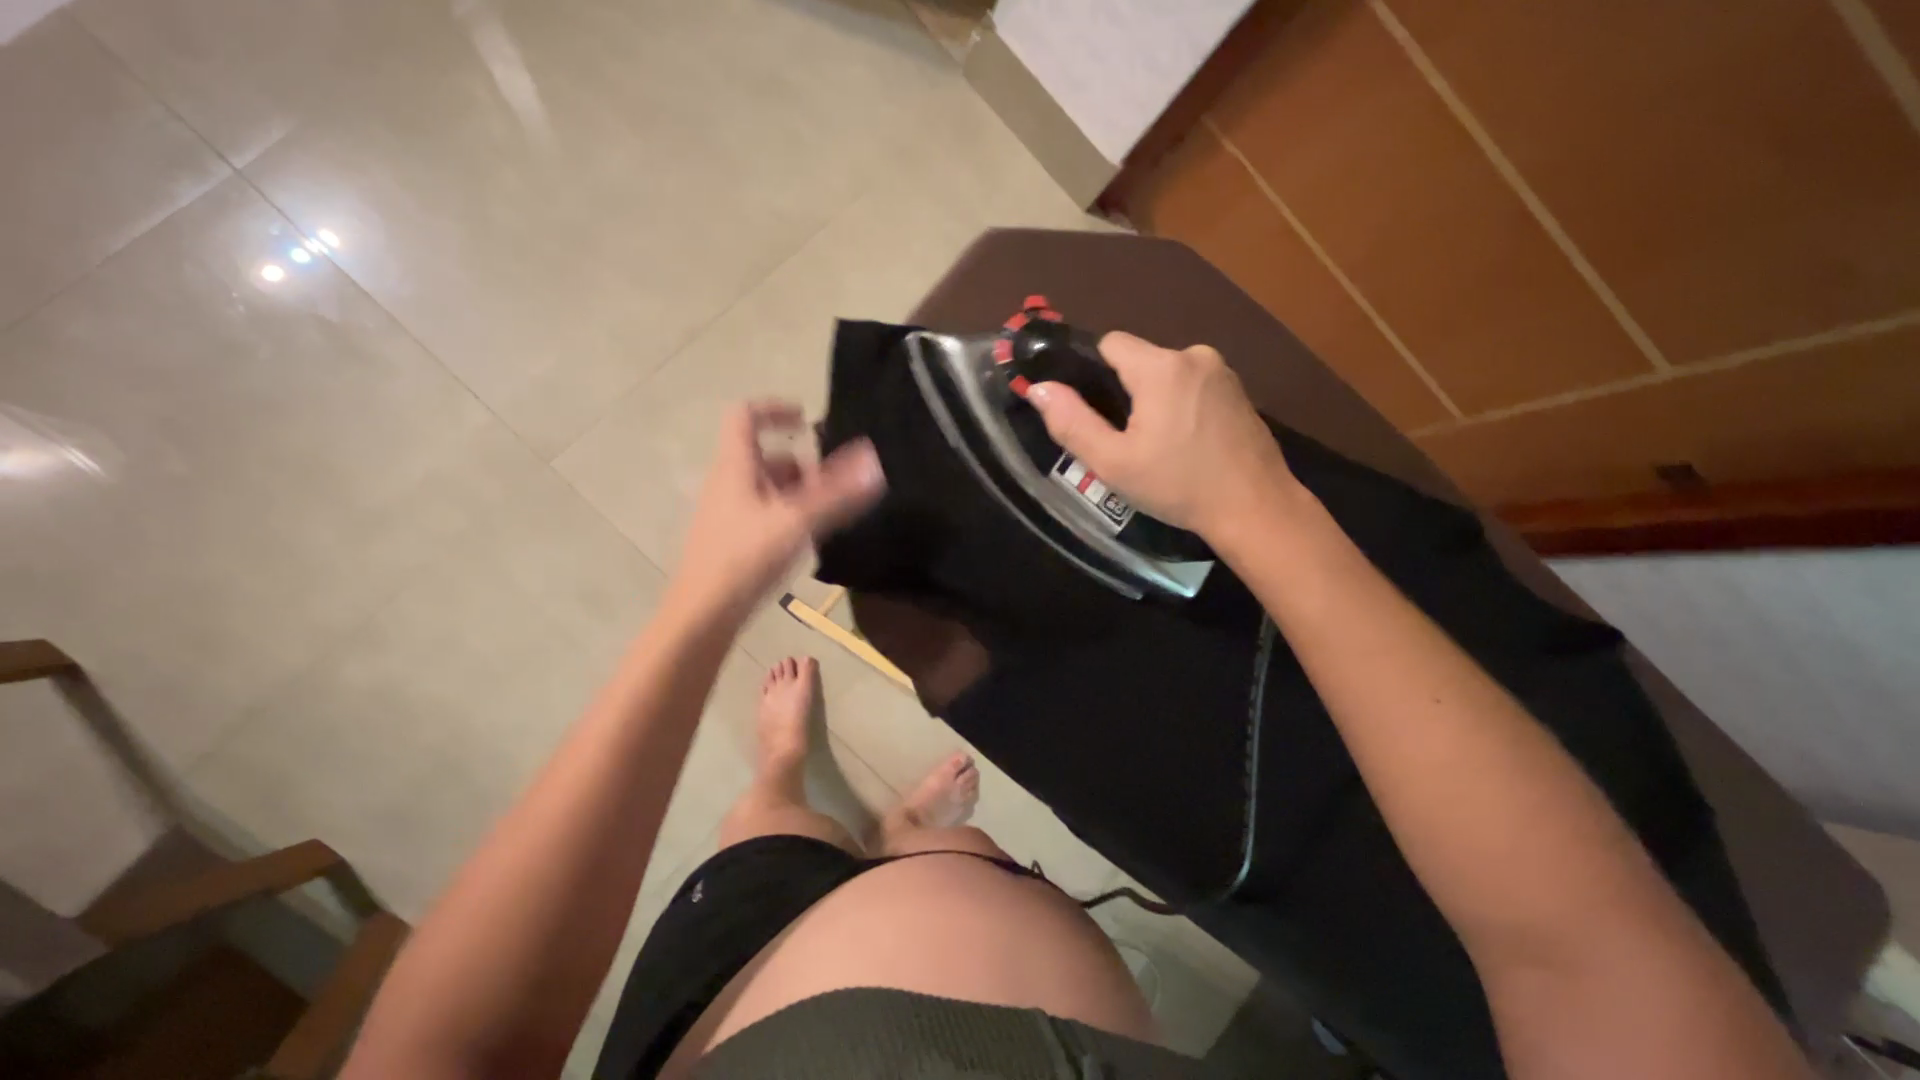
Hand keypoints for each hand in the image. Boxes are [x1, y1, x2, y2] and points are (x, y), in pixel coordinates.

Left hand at [673, 401, 884, 617]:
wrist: (702, 613)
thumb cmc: (745, 558)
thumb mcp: (796, 521)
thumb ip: (836, 492)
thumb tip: (873, 461)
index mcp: (734, 466)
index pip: (745, 415)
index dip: (775, 409)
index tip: (806, 421)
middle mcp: (725, 483)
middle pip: (761, 455)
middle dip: (799, 464)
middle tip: (828, 486)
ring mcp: (724, 512)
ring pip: (763, 486)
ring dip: (795, 491)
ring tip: (821, 517)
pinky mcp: (728, 539)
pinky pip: (760, 512)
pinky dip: (785, 514)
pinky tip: (802, 542)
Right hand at [1027, 332, 1299, 540]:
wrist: (1255, 507)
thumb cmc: (1179, 486)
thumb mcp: (1114, 463)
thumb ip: (1072, 422)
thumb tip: (1039, 388)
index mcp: (1160, 367)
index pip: (1110, 343)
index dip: (1094, 373)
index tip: (1096, 412)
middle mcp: (1194, 355)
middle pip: (1140, 359)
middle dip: (1126, 391)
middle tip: (1127, 440)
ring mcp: (1222, 371)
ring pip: (1167, 373)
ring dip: (1156, 399)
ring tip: (1159, 446)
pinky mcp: (1239, 390)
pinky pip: (1194, 385)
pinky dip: (1182, 406)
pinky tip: (1187, 443)